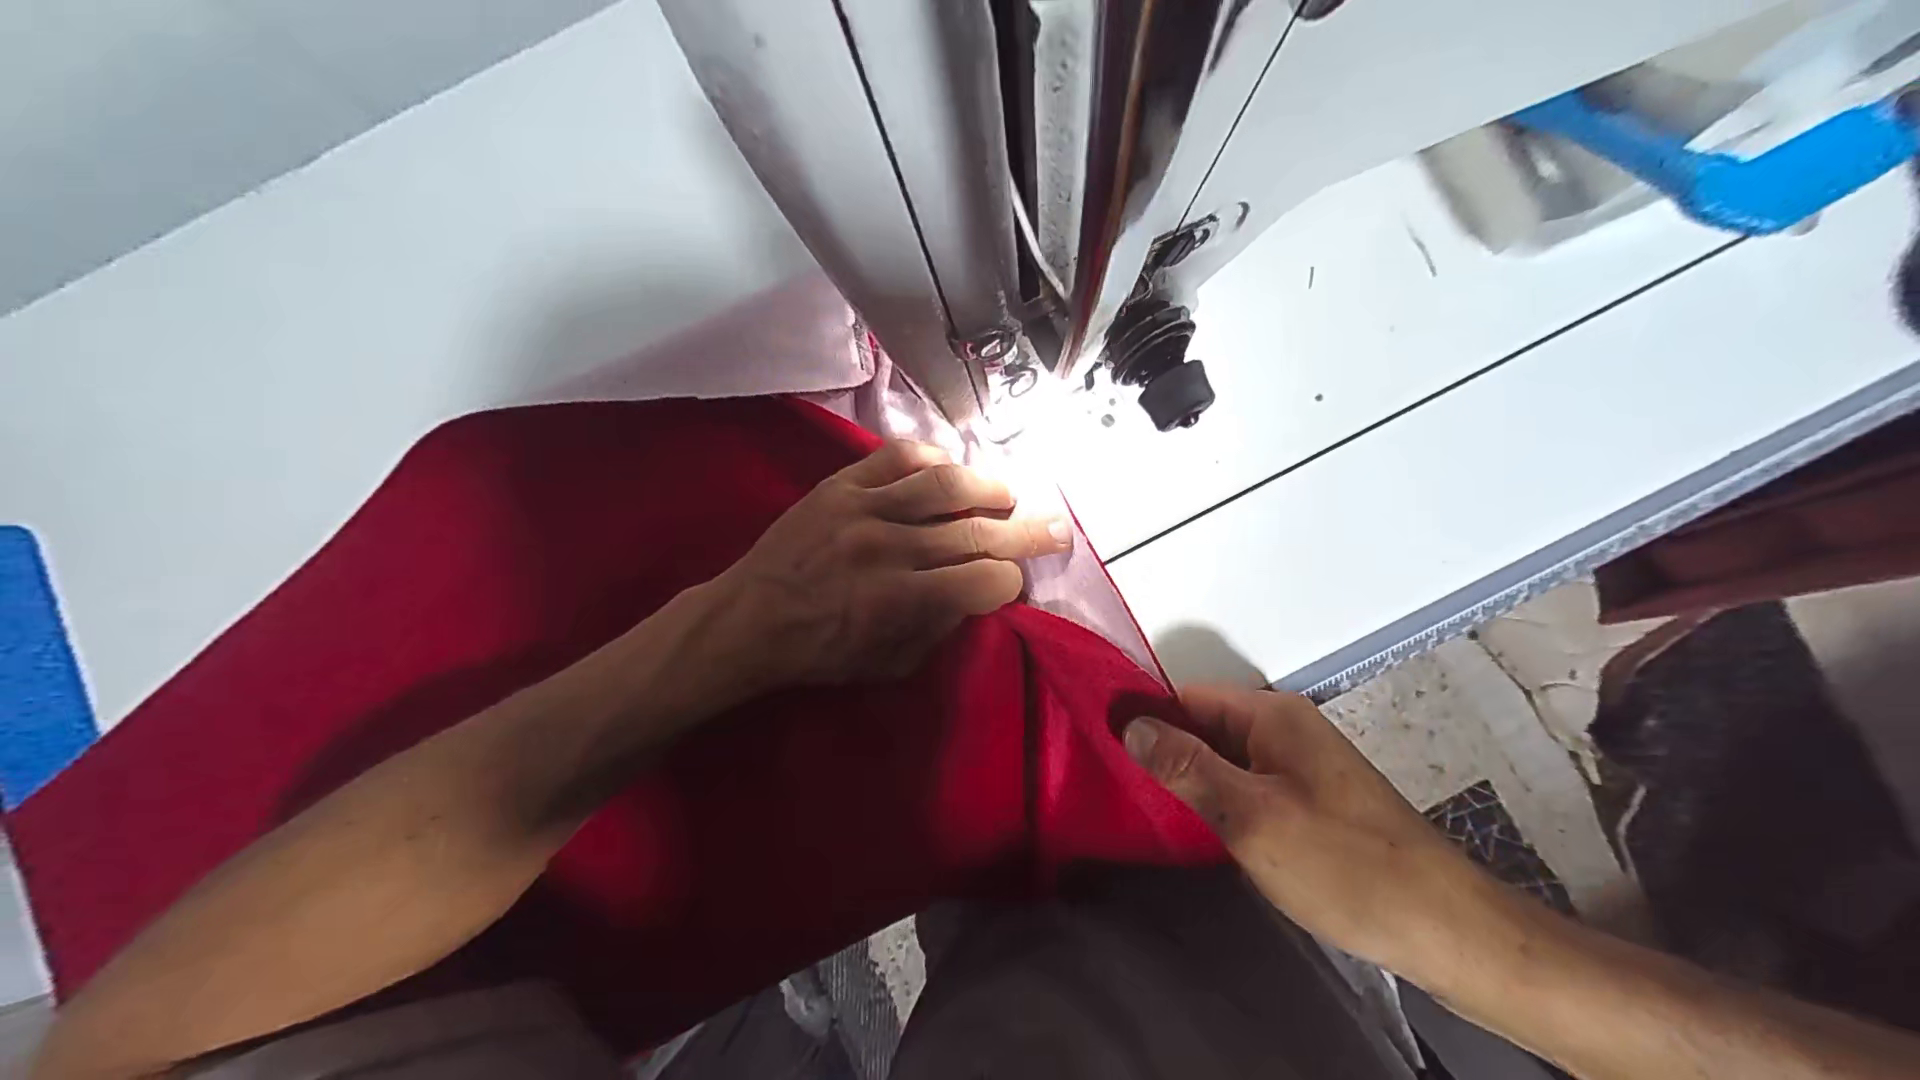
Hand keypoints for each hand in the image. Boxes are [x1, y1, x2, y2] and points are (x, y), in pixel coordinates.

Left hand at [703, 440, 1071, 694]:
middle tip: (1057, 527)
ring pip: (946, 483)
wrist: (749, 618)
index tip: (1011, 584)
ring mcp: (864, 508)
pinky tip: (947, 469)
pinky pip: (897, 455)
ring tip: (1008, 493)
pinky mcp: (841, 483)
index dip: (1011, 583)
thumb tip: (980, 591)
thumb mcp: (890, 664)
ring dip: (990, 486)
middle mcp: (891, 548)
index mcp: (902, 600)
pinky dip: (933, 457)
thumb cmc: (821, 652)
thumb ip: (941, 628)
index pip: (986, 581)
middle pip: (980, 532)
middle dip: (1029, 532)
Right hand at [1124, 687, 1507, 975]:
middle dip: (1163, 752)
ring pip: (1221, 757)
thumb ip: (1185, 767)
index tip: (1101, 745)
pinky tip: (1195, 826)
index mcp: (1272, 715)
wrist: (1448, 932)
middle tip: (1117, 785)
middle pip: (1202, 725)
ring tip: (1144, 806)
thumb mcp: (1251, 816)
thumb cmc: (1345, 866)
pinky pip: (1244, 782)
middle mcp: (1284, 727)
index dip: (1144, 718)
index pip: (1185, 697)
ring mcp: (1298, 763)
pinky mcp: (1307, 797)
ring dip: (1189, 779)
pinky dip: (1217, 798)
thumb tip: (1130, 725)